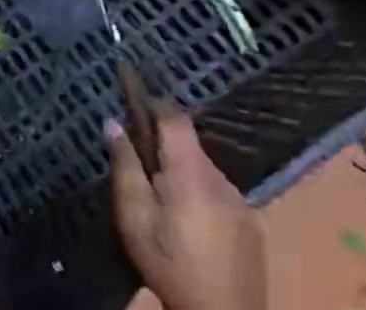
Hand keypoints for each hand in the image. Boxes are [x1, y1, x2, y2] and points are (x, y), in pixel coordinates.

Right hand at [109, 113, 266, 309]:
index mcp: (191, 174)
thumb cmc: (169, 266)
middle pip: (189, 145)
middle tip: (139, 169)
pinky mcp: (251, 226)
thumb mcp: (134, 217)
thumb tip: (113, 123)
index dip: (155, 103)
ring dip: (181, 174)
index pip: (176, 117)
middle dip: (163, 148)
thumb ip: (125, 166)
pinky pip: (218, 193)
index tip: (133, 99)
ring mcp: (242, 204)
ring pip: (203, 170)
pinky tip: (187, 225)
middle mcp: (222, 181)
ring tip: (161, 204)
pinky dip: (199, 195)